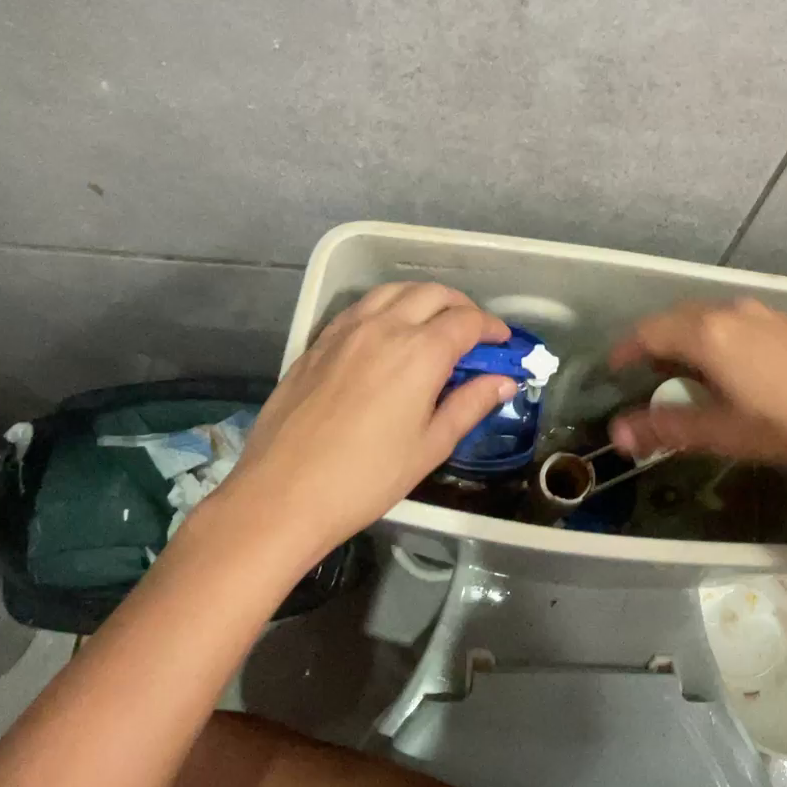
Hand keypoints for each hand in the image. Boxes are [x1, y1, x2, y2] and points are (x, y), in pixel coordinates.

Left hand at [188, 284, 515, 567]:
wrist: (283, 494)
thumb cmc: (367, 478)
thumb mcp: (430, 446)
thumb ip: (470, 405)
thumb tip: (503, 381)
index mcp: (420, 352)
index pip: (467, 321)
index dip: (491, 328)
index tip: (503, 343)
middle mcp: (384, 328)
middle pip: (432, 294)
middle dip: (461, 306)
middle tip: (474, 334)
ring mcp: (345, 331)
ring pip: (393, 291)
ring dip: (423, 299)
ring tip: (434, 325)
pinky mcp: (317, 343)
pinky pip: (361, 308)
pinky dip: (386, 308)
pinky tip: (388, 335)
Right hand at [606, 298, 786, 494]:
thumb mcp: (723, 432)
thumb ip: (667, 428)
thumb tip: (617, 433)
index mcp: (708, 332)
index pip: (649, 331)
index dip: (625, 350)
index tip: (611, 370)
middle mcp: (732, 312)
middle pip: (677, 319)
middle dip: (654, 344)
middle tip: (642, 376)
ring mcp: (765, 315)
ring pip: (708, 319)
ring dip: (686, 341)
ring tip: (680, 375)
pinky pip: (734, 324)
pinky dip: (715, 341)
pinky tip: (727, 370)